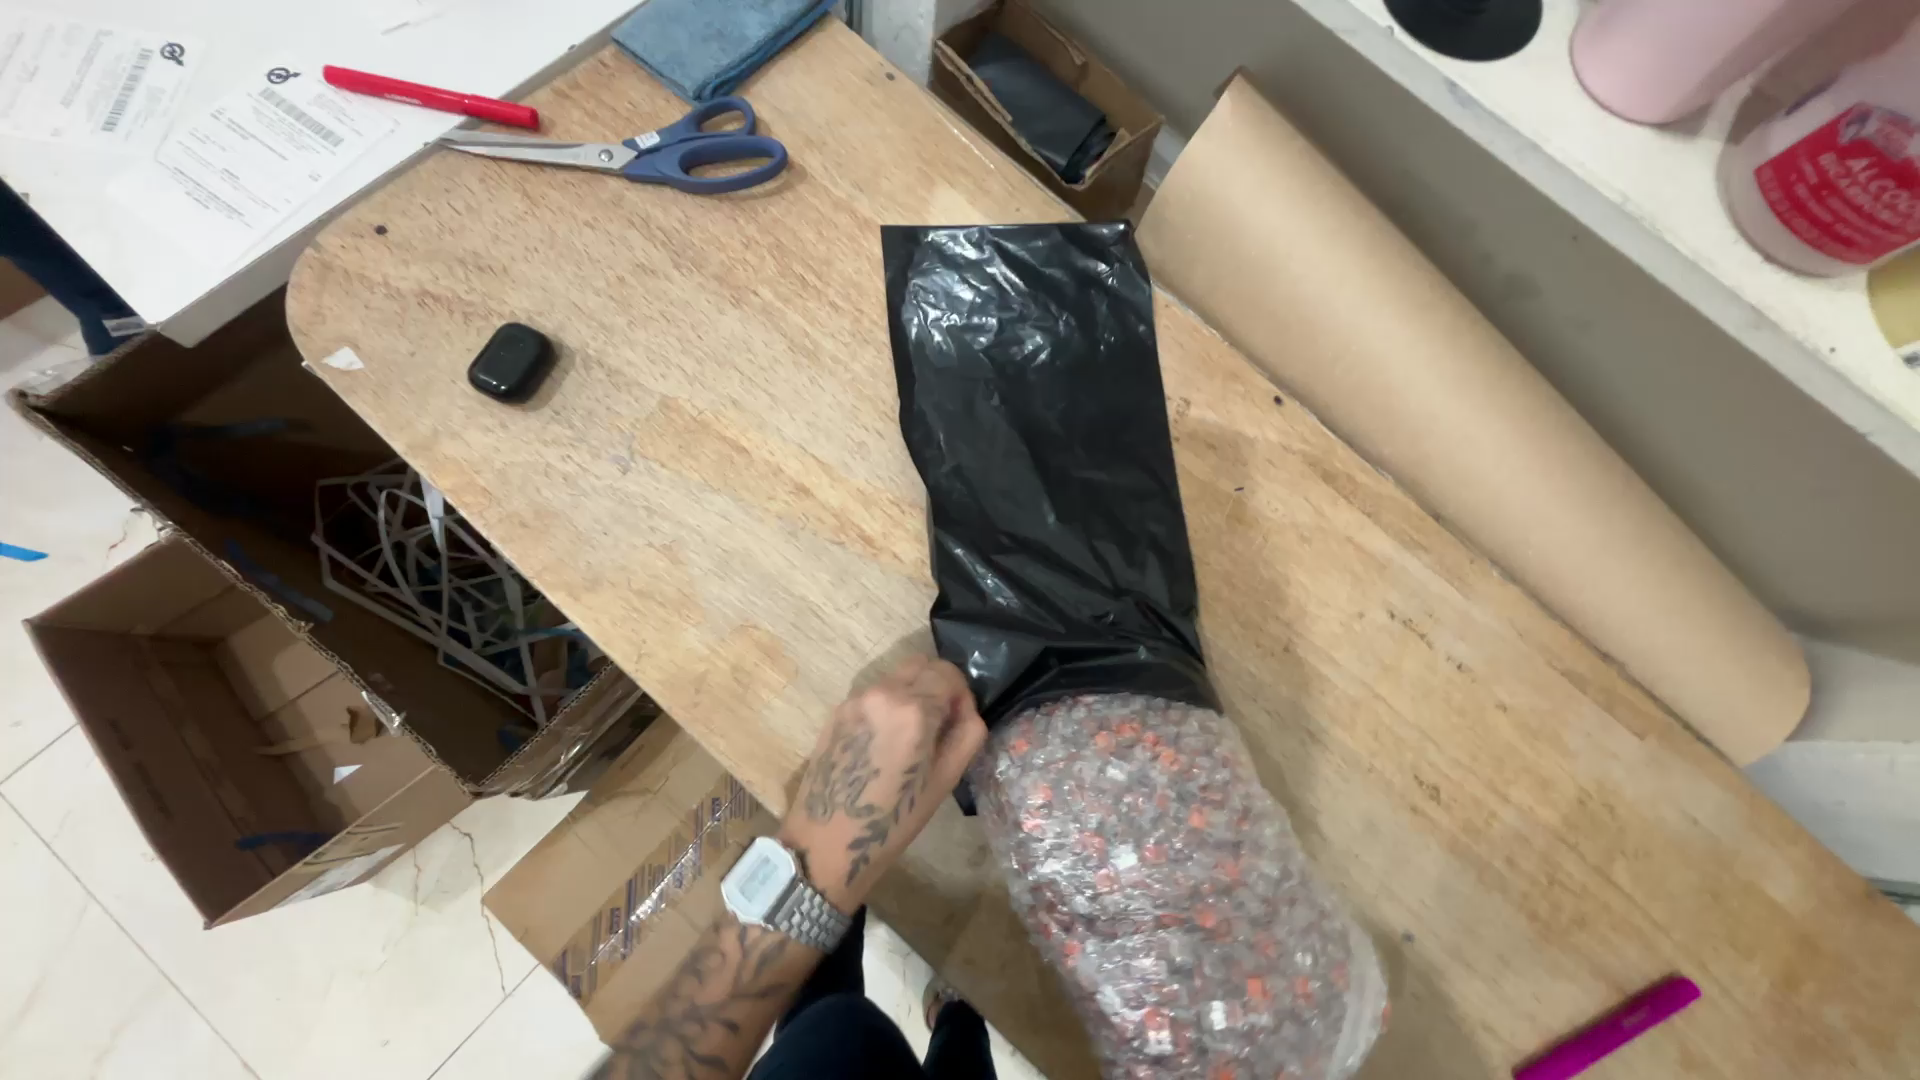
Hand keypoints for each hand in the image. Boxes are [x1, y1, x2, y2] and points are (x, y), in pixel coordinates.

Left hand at [780, 656, 987, 912]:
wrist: (824, 843)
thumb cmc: (892, 821)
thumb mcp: (944, 782)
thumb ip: (967, 735)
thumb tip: (966, 711)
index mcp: (913, 709)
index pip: (948, 673)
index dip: (960, 694)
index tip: (958, 721)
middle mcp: (883, 693)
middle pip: (921, 665)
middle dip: (936, 685)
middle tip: (939, 724)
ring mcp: (855, 699)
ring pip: (896, 678)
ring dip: (911, 694)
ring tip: (909, 738)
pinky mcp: (837, 711)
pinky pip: (874, 694)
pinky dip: (887, 705)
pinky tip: (883, 745)